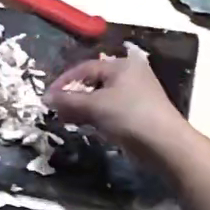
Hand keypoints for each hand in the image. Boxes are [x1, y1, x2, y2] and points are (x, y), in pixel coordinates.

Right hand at [45, 48, 187, 150]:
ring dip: (81, 107)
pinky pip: (108, 110)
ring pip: (100, 97)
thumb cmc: (128, 116)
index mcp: (121, 65)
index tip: (47, 97)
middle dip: (72, 96)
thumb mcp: (94, 105)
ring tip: (65, 118)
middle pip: (92, 82)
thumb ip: (68, 100)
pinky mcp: (136, 113)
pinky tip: (83, 125)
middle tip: (55, 109)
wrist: (164, 144)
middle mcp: (129, 75)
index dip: (64, 82)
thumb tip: (45, 98)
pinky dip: (94, 116)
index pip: (84, 68)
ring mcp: (134, 95)